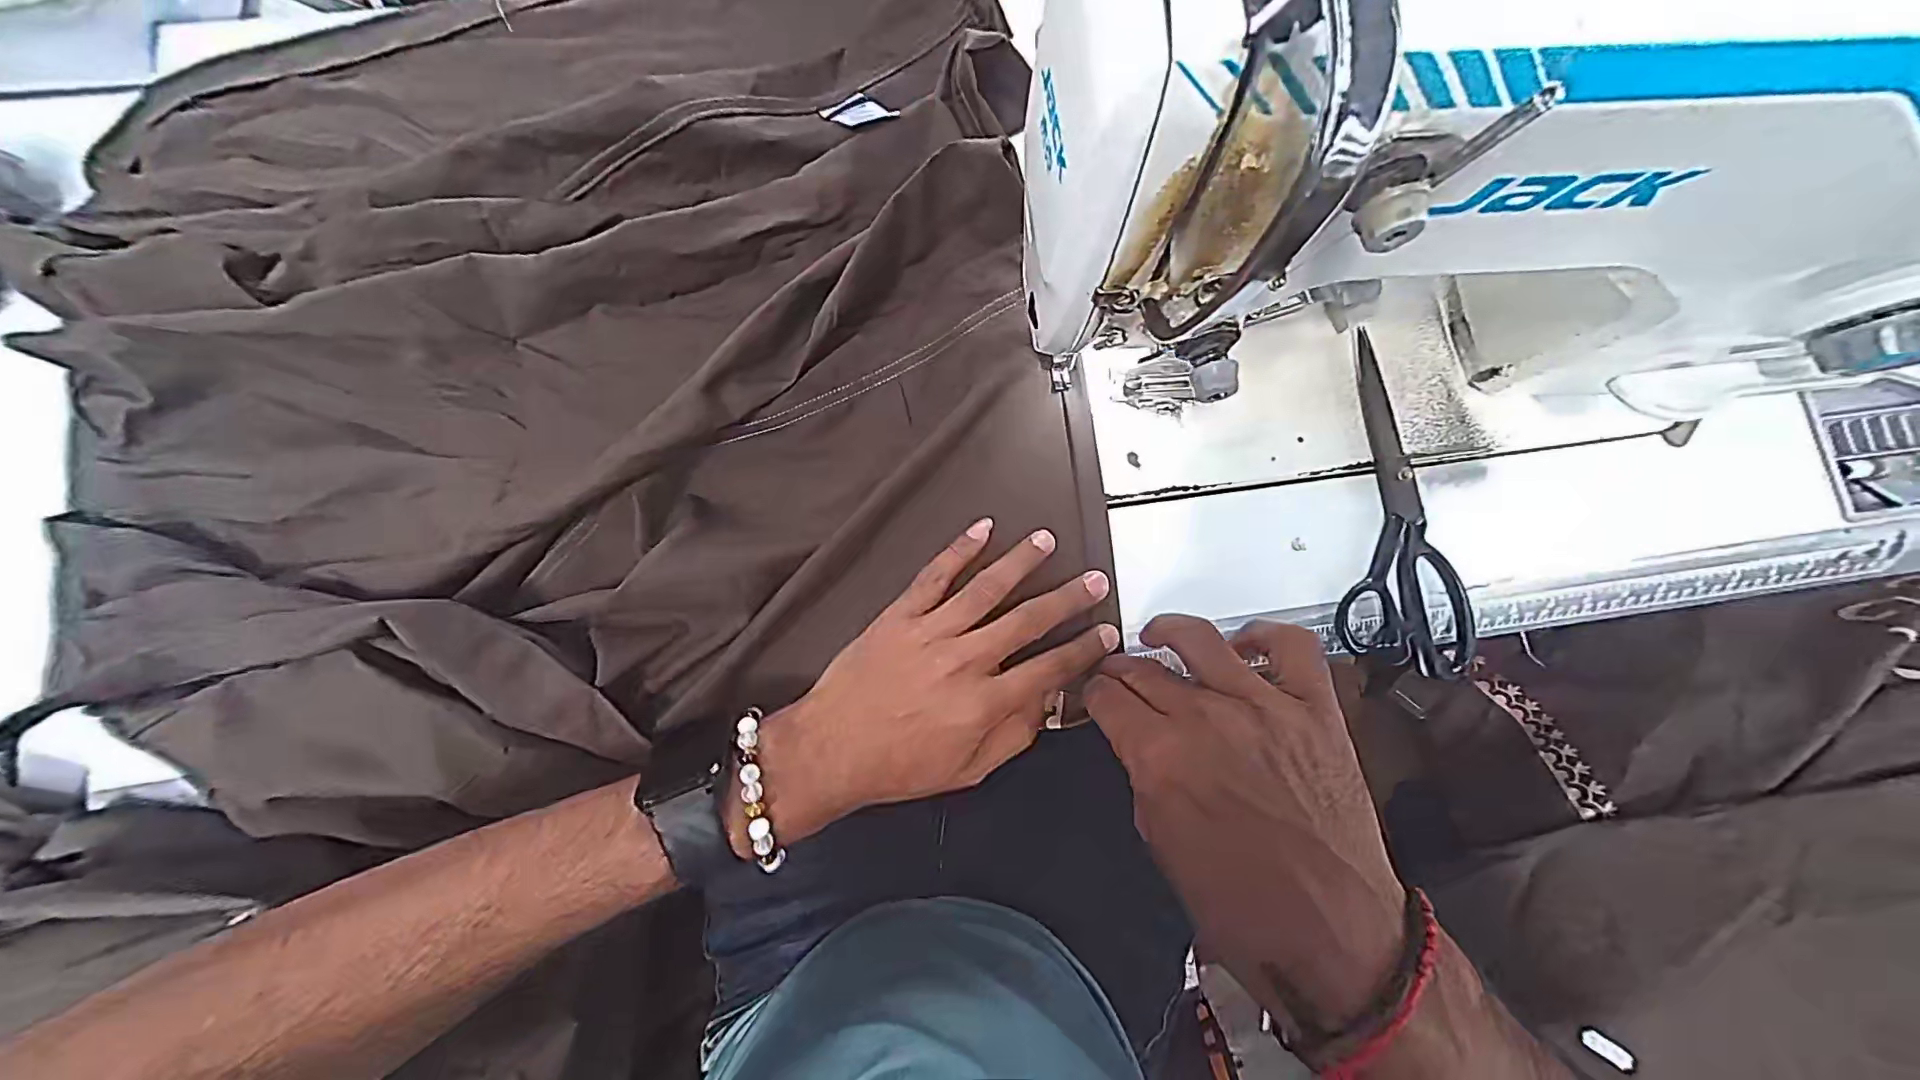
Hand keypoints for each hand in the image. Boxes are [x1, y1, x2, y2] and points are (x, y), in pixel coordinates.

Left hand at [738, 518, 1119, 853]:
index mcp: (982, 702)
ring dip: (1021, 562)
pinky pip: (935, 576)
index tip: (1102, 634)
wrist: (830, 749)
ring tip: (1045, 542)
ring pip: (987, 588)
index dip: (1083, 649)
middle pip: (1028, 619)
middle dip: (1068, 598)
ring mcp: (929, 633)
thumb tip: (1041, 703)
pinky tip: (981, 531)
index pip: (1049, 668)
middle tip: (1092, 581)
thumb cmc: (893, 764)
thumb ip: (1012, 735)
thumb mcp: (966, 769)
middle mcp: (962, 661)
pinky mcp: (900, 616)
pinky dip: (959, 550)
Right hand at [1085, 615, 1407, 1031]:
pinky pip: (1290, 647)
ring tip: (1160, 635)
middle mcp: (1207, 721)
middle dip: (1119, 668)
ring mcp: (1264, 709)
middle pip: (1143, 668)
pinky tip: (1245, 646)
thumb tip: (1137, 746)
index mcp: (1160, 758)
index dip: (1092, 691)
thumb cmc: (1247, 906)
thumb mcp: (1162, 842)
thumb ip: (1143, 778)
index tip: (1093, 693)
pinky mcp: (1314, 711)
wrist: (1331, 933)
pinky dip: (1264, 636)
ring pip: (1200, 638)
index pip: (1107, 696)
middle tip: (1117, 674)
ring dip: (1169, 632)